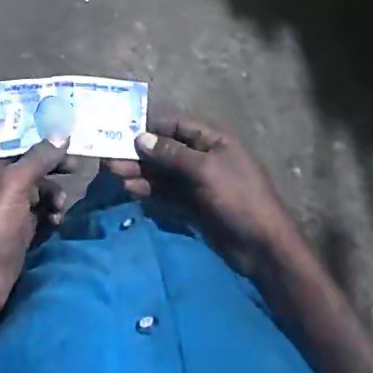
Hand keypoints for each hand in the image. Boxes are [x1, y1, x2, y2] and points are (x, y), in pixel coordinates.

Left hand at [0, 141, 71, 322]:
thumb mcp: (15, 183)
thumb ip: (39, 157)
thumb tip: (62, 134)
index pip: (19, 143)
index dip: (43, 139)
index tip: (69, 137)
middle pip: (31, 165)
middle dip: (53, 167)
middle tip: (76, 167)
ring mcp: (7, 206)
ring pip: (39, 188)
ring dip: (53, 193)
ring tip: (59, 205)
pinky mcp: (18, 228)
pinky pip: (40, 210)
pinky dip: (50, 211)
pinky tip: (56, 219)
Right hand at [106, 113, 301, 274]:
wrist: (263, 247)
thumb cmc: (239, 198)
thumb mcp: (205, 171)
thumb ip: (172, 154)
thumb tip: (141, 138)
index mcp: (212, 139)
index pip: (175, 124)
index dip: (149, 125)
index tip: (121, 129)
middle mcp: (202, 156)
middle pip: (165, 148)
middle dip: (138, 151)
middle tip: (109, 156)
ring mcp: (197, 181)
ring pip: (162, 172)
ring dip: (139, 171)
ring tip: (113, 173)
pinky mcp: (193, 204)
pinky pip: (166, 192)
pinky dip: (148, 190)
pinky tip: (129, 190)